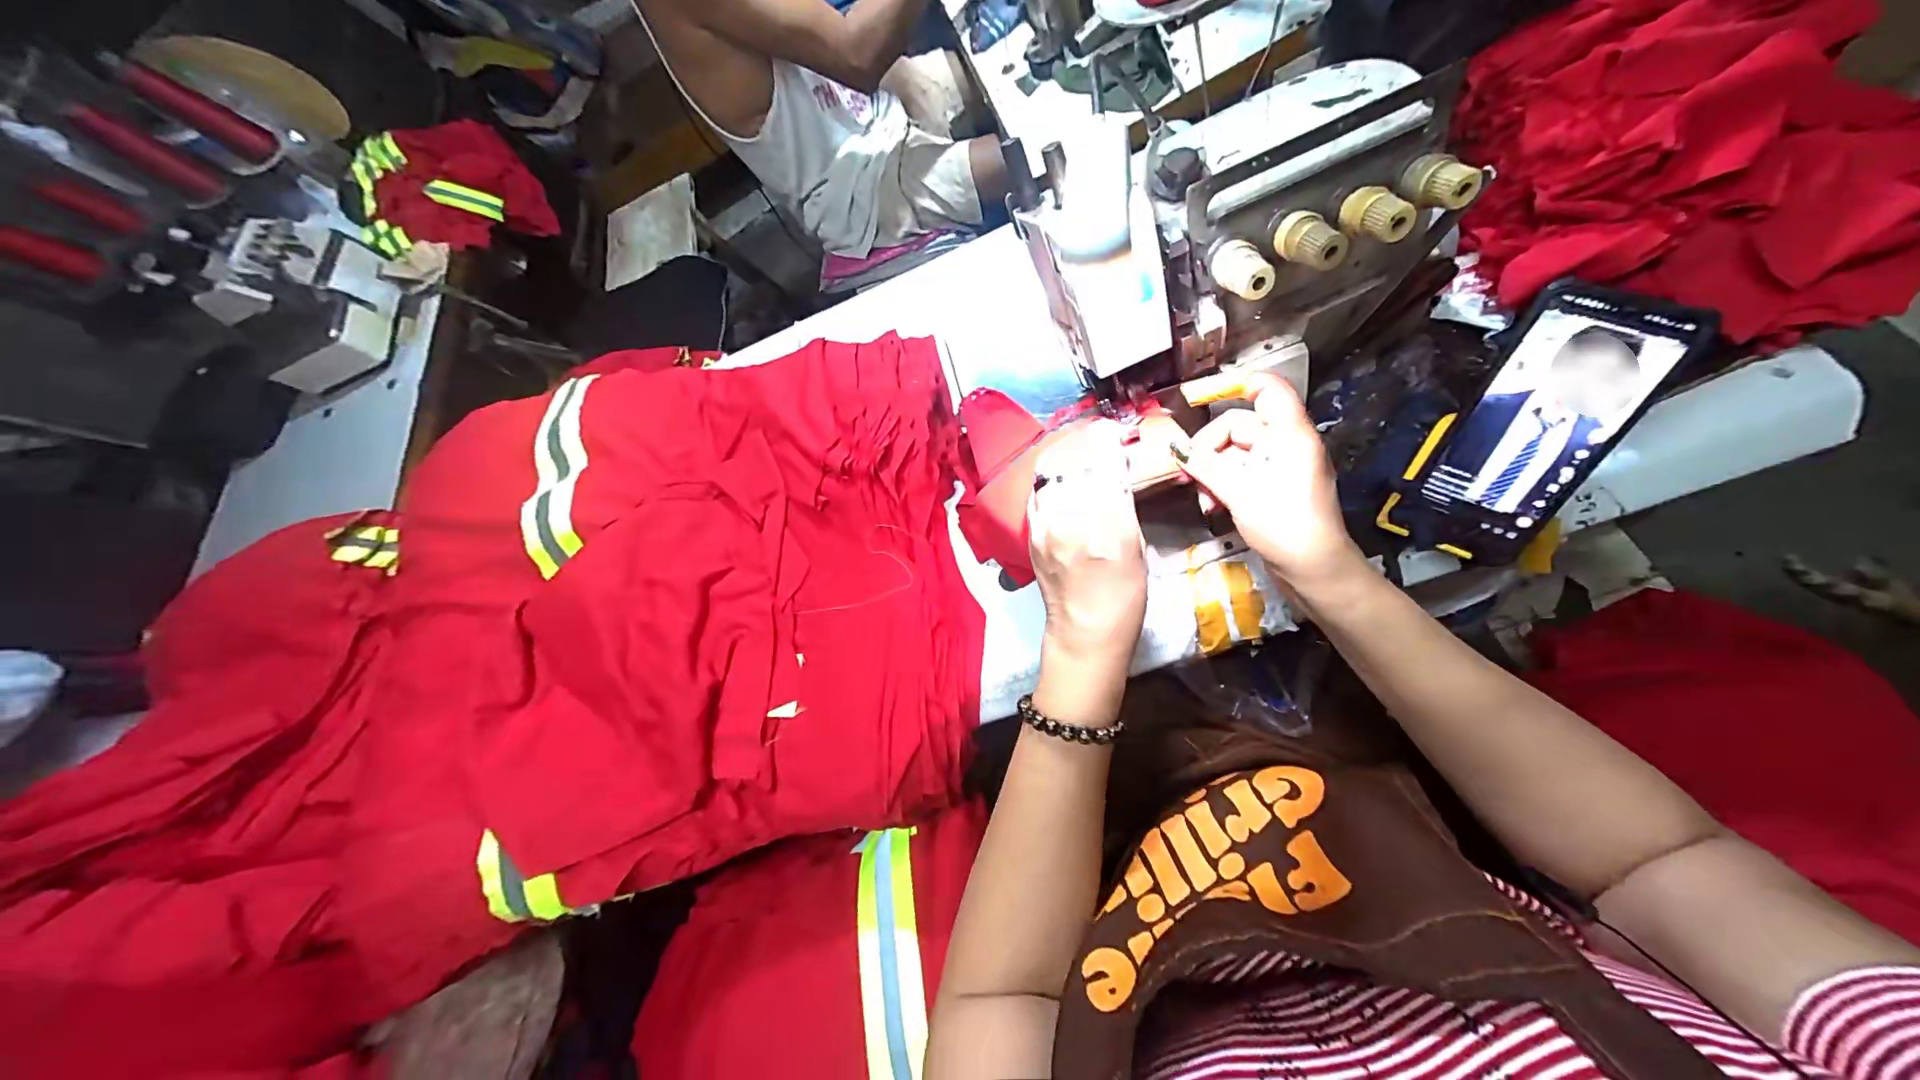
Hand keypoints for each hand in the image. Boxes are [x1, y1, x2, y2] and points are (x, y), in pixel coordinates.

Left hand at [1028, 418, 1147, 670]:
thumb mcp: (1138, 548)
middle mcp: (1073, 519)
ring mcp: (1046, 526)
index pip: (1103, 465)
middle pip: (1074, 464)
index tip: (1112, 432)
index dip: (1107, 442)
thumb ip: (1123, 507)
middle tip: (1097, 443)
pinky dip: (1048, 481)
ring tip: (1077, 456)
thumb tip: (1116, 476)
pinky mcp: (1032, 535)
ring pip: (1050, 475)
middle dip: (1086, 447)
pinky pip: (1037, 494)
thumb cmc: (1123, 599)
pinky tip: (1058, 479)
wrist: (1083, 632)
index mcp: (1108, 524)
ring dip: (1065, 459)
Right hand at [1172, 374, 1366, 602]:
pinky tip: (1213, 507)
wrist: (1314, 569)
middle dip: (1210, 448)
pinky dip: (1222, 486)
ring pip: (1235, 454)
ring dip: (1212, 473)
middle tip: (1190, 473)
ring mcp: (1280, 467)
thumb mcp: (1239, 492)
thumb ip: (1206, 466)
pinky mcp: (1272, 488)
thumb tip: (1177, 449)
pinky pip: (1240, 474)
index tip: (1198, 398)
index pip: (1267, 389)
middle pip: (1239, 426)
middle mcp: (1286, 444)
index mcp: (1289, 434)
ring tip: (1204, 499)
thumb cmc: (1284, 526)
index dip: (1235, 386)